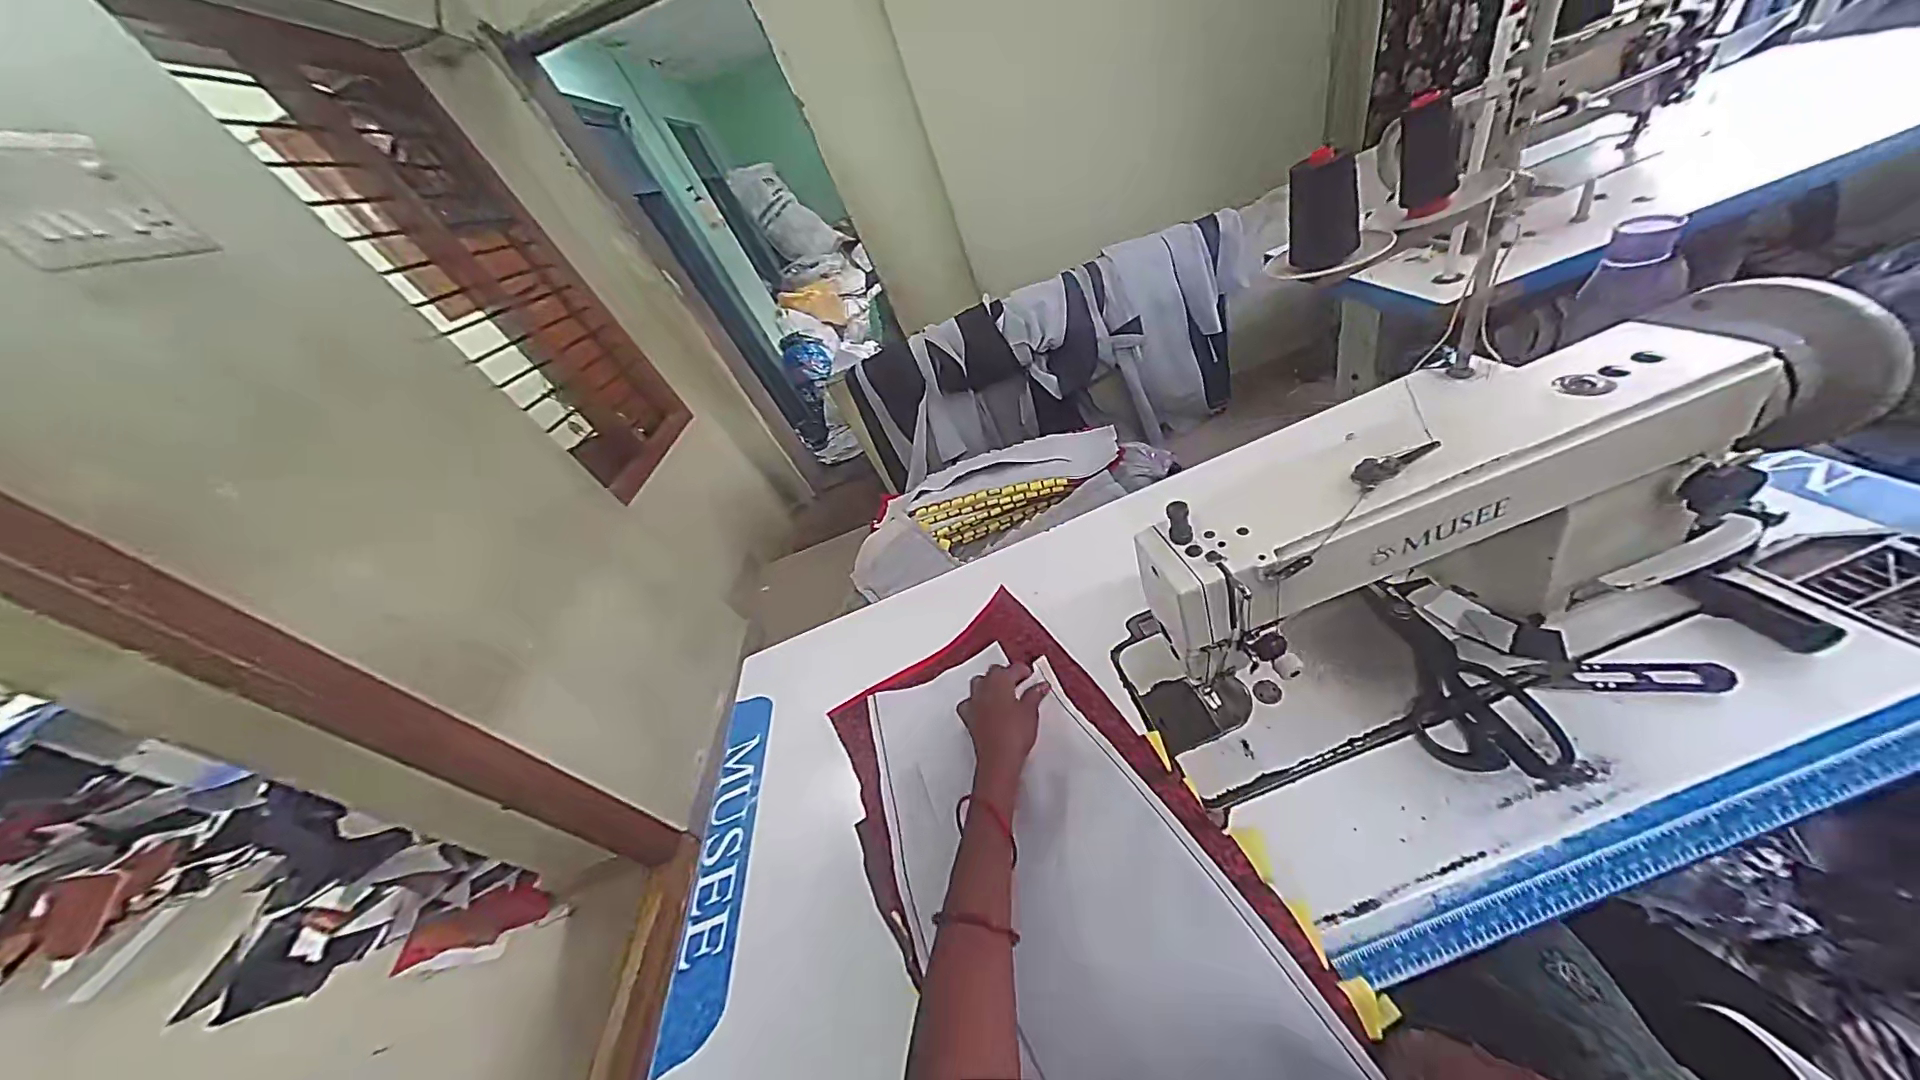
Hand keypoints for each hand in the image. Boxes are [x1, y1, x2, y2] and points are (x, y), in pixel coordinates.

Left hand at [958, 662, 1048, 803]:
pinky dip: (977, 701)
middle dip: (1006, 674)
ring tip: (1003, 692)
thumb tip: (1039, 687)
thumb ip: (1034, 695)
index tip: (1029, 675)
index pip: (1013, 668)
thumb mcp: (1030, 712)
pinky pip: (970, 702)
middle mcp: (984, 688)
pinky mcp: (969, 717)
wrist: (999, 759)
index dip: (1023, 670)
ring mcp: (974, 702)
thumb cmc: (1013, 735)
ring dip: (990, 684)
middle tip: (1020, 681)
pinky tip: (985, 707)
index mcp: (1000, 681)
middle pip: (994, 672)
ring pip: (979, 683)